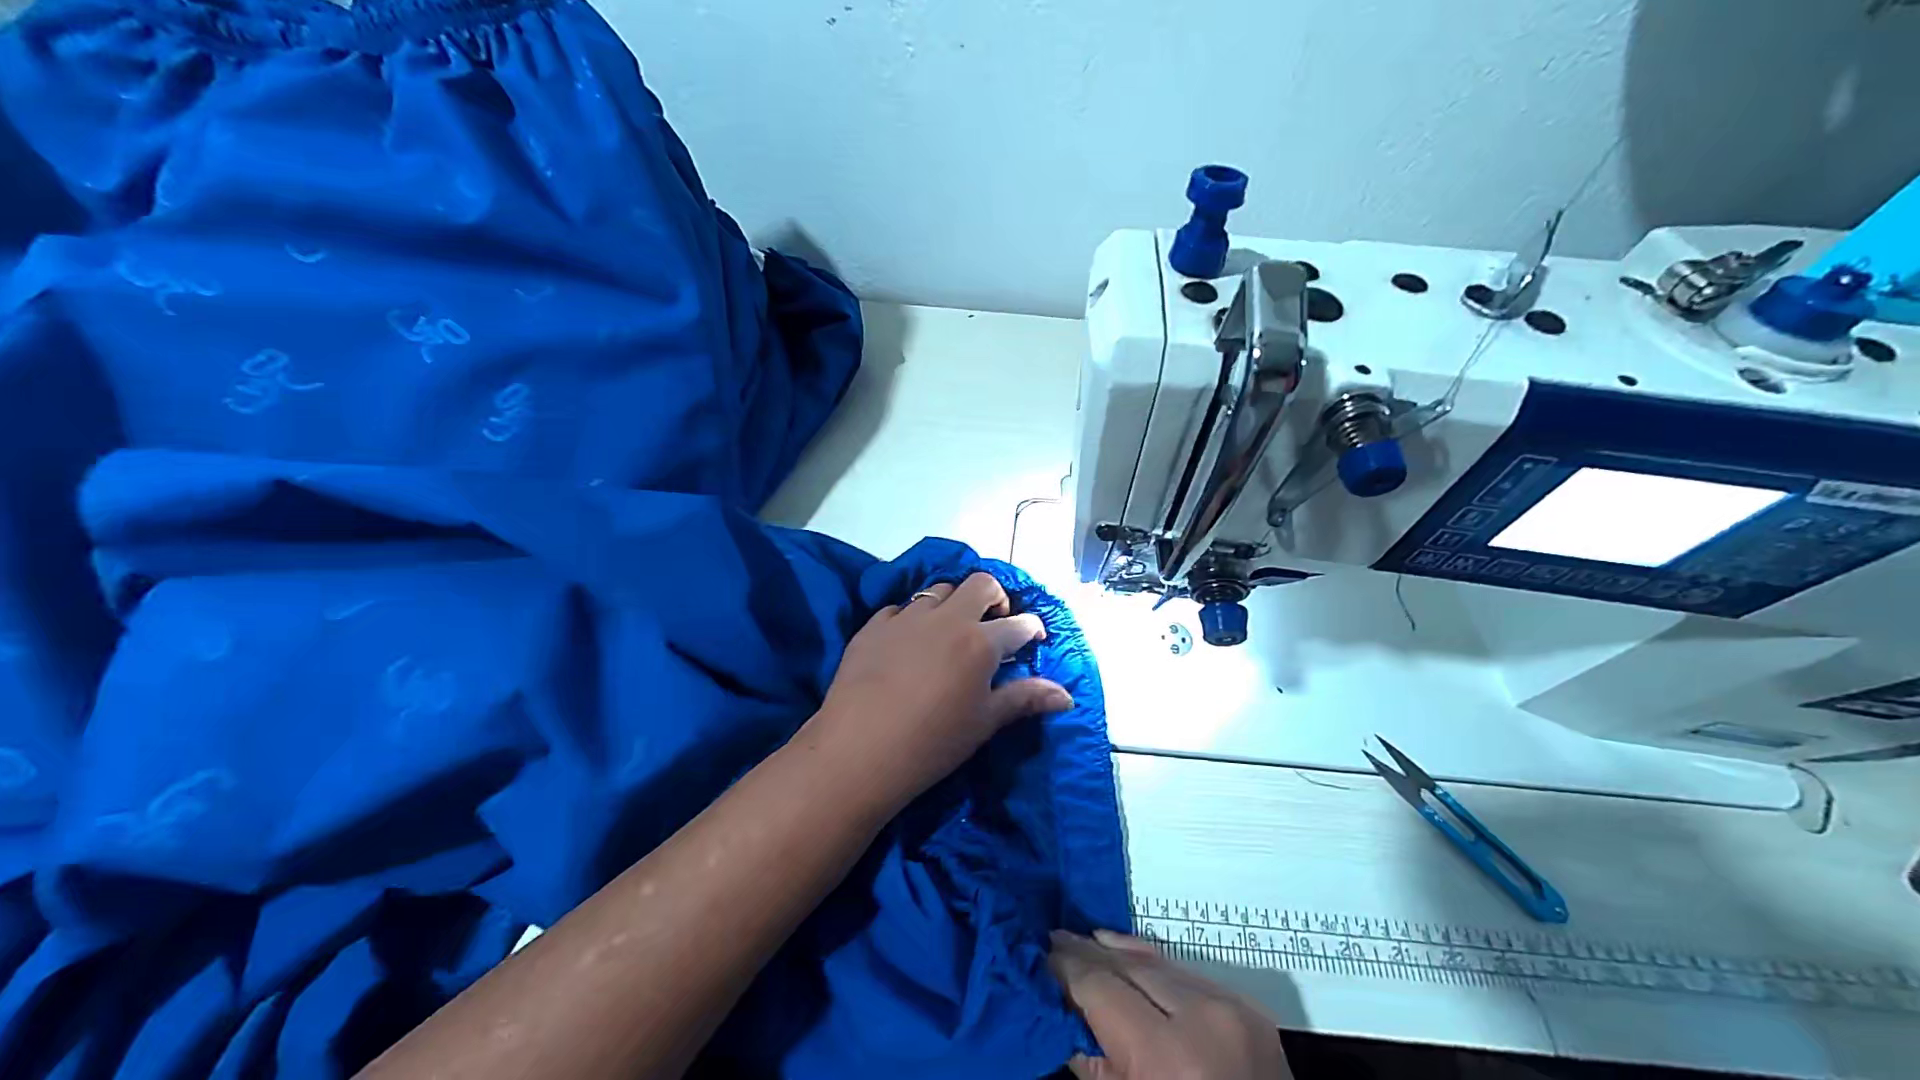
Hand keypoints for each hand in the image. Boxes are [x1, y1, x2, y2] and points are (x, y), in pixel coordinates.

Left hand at [799, 572, 1072, 813]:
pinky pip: (900, 608)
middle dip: (995, 597)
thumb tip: (1066, 695)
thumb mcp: (983, 722)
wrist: (858, 749)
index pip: (1018, 624)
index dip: (1032, 629)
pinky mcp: (873, 625)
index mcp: (980, 642)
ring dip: (953, 603)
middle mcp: (946, 619)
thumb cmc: (932, 742)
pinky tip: (908, 643)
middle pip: (980, 584)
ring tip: (950, 630)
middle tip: (993, 623)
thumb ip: (1024, 699)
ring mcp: (906, 617)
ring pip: (939, 590)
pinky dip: (912, 619)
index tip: (1033, 639)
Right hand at [1049, 930, 1290, 1079]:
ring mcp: (1232, 1008)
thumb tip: (1067, 1009)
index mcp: (1168, 1055)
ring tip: (1082, 940)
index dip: (1065, 968)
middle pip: (1128, 966)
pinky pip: (1189, 973)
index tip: (1039, 954)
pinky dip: (1154, 964)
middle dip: (1087, 952)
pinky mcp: (1250, 1008)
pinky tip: (1127, 954)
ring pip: (1159, 962)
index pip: (1100, 986)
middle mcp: (1202, 1017)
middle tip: (1052, 938)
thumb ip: (1095, 1061)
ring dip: (1117, 951)